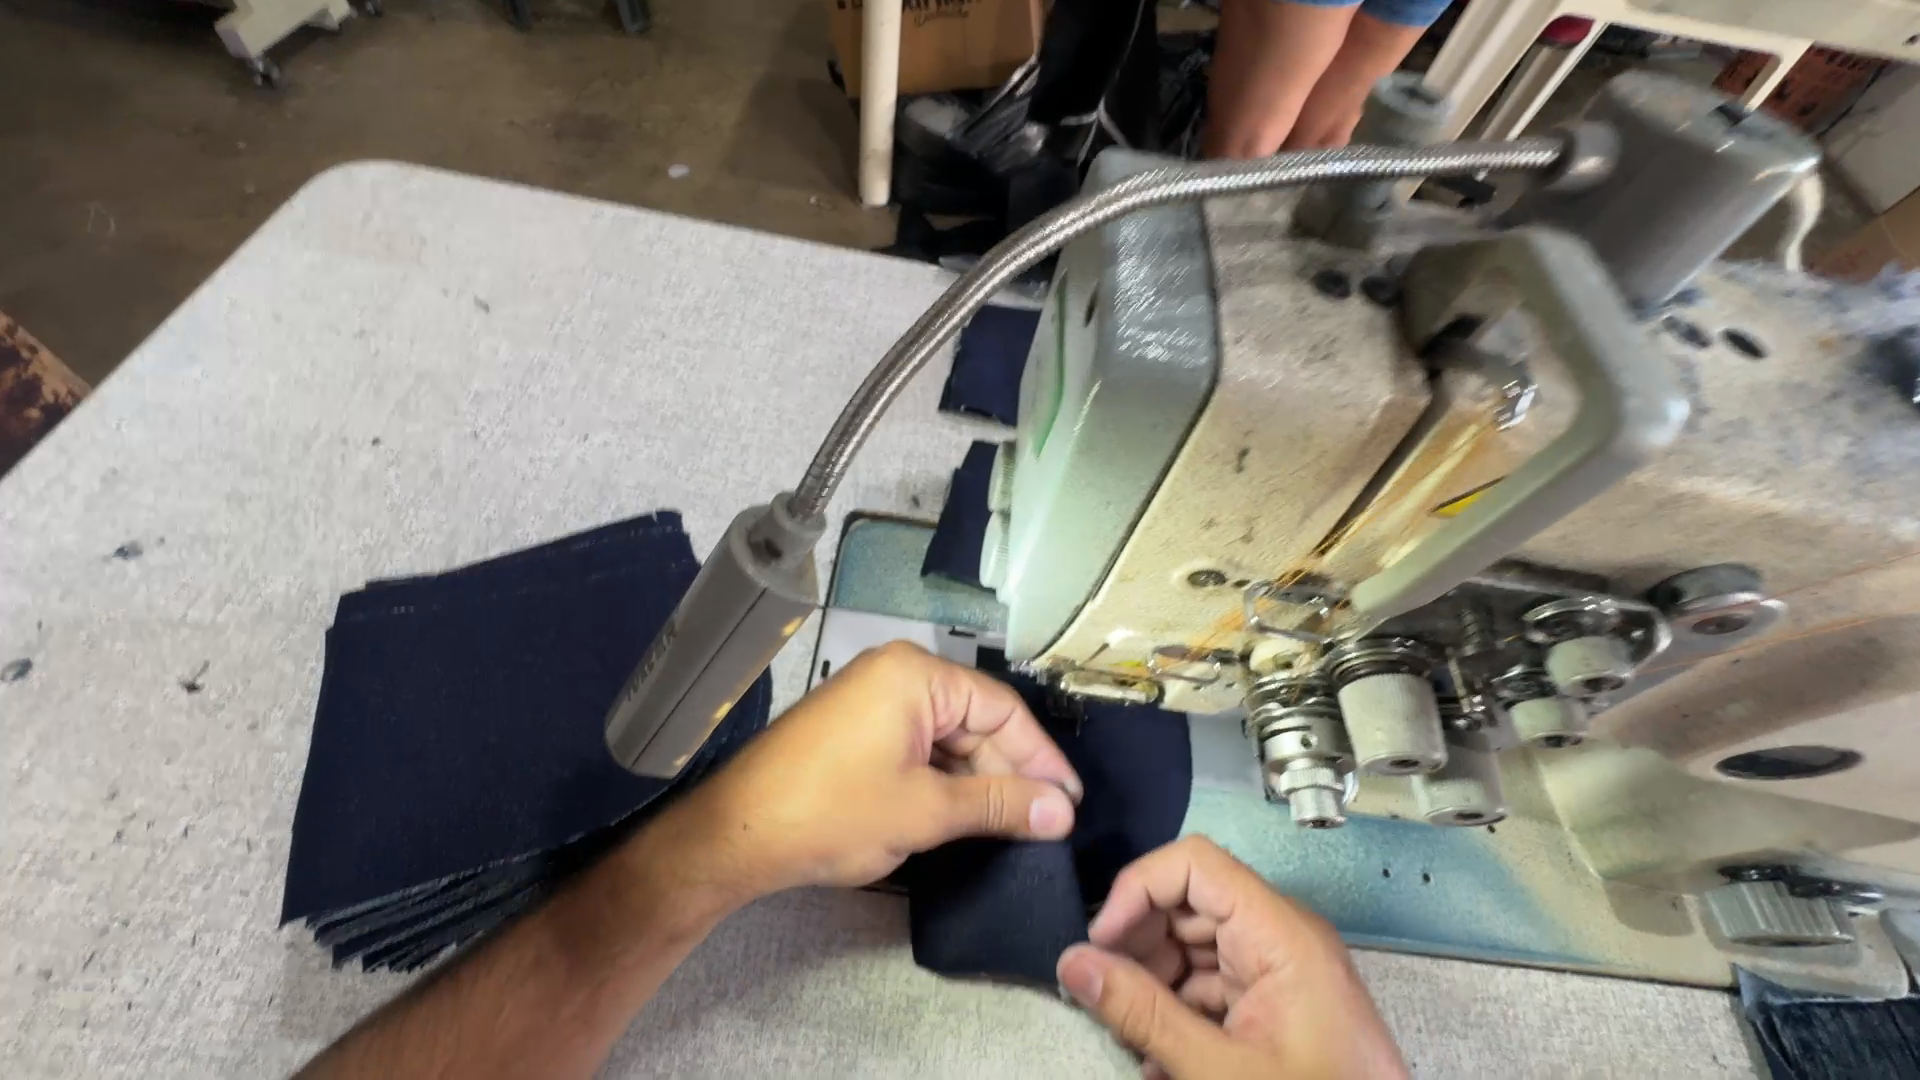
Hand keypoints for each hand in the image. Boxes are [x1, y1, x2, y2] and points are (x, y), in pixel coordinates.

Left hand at [654, 642, 1082, 903]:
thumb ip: (998, 805)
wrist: (736, 833)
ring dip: (977, 779)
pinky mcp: (859, 728)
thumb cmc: (834, 811)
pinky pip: (919, 746)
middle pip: (975, 721)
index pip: (1000, 709)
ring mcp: (875, 699)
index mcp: (917, 674)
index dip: (1040, 757)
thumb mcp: (925, 810)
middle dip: (1008, 772)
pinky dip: (944, 779)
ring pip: (948, 737)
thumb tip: (1061, 813)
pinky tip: (966, 813)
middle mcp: (898, 674)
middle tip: (1044, 821)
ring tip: (1012, 824)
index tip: (1069, 800)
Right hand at [1056, 837, 1406, 1079]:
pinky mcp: (1276, 1005)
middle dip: (1138, 941)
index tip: (1100, 941)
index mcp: (1280, 931)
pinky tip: (1154, 1055)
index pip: (1194, 863)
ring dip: (1152, 980)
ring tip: (1125, 1031)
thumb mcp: (1221, 1074)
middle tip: (1101, 990)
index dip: (1138, 889)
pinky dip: (1177, 1008)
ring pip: (1194, 944)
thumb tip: (1071, 963)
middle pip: (1190, 902)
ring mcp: (1279, 971)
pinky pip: (1212, 982)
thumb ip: (1143, 1015)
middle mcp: (1281, 936)